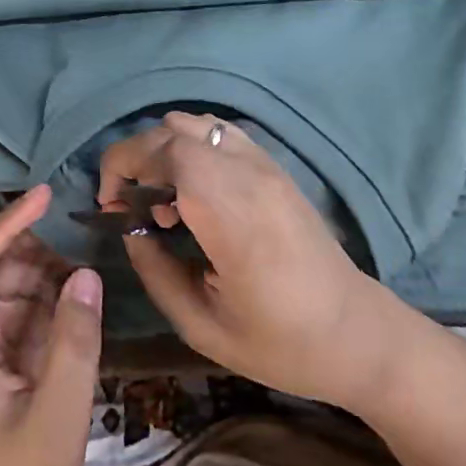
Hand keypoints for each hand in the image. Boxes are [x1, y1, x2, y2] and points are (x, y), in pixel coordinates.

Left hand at [0, 185, 102, 465]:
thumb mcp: (56, 412)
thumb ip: (74, 341)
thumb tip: (88, 271)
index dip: (7, 223)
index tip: (45, 195)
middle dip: (39, 252)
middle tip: (83, 247)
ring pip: (20, 281)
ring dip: (53, 273)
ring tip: (86, 279)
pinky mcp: (15, 351)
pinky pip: (36, 304)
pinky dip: (60, 294)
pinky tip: (82, 298)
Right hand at [97, 111, 407, 407]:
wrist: (356, 331)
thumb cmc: (280, 342)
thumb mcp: (202, 326)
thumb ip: (155, 271)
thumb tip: (129, 228)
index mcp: (232, 215)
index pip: (166, 152)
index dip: (125, 164)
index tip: (110, 202)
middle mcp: (248, 174)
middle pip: (174, 130)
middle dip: (136, 157)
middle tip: (128, 204)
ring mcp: (265, 163)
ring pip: (196, 123)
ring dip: (164, 147)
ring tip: (163, 197)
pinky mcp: (274, 164)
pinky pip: (220, 131)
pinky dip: (191, 144)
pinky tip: (192, 187)